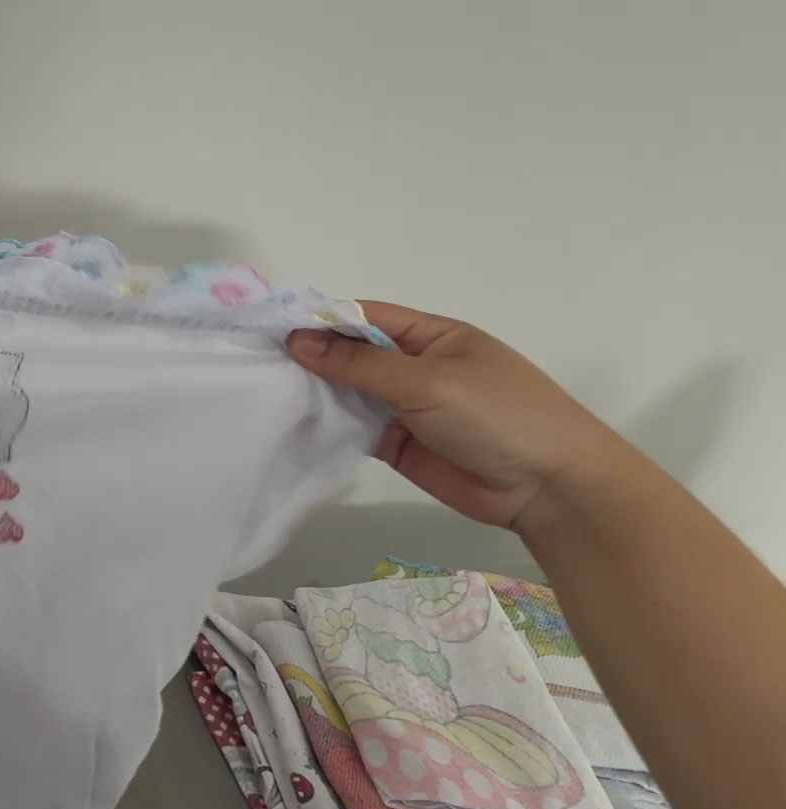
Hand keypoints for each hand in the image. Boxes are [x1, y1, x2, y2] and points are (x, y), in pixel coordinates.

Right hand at [286, 302, 632, 529]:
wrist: (551, 490)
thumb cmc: (500, 416)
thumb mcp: (427, 380)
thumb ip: (359, 363)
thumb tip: (296, 341)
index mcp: (431, 337)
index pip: (364, 317)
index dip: (321, 320)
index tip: (272, 327)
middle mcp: (413, 367)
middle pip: (350, 353)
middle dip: (310, 355)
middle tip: (257, 358)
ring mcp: (403, 405)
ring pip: (346, 390)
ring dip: (313, 389)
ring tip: (265, 387)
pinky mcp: (394, 441)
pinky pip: (350, 425)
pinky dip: (325, 423)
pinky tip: (290, 420)